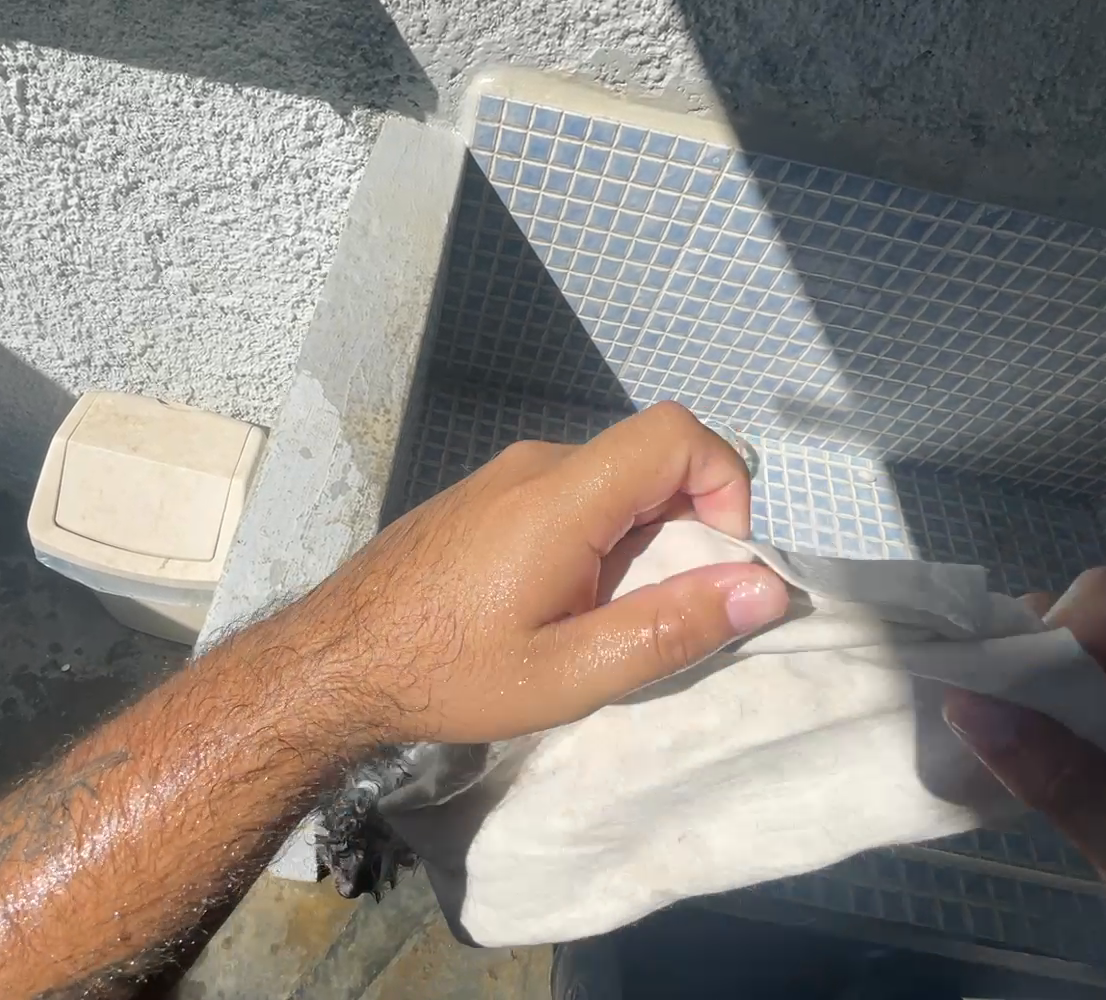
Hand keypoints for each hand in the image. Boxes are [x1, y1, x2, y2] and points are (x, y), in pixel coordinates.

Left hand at [289, 402, 788, 745]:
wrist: (339, 656)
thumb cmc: (449, 672)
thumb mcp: (569, 672)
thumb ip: (671, 627)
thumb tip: (766, 587)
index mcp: (562, 497)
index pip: (675, 433)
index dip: (722, 481)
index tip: (712, 557)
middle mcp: (535, 464)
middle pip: (646, 459)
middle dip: (680, 525)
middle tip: (650, 606)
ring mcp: (503, 475)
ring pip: (608, 479)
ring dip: (633, 535)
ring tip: (594, 611)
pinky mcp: (484, 494)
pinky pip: (566, 492)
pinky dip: (593, 532)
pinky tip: (551, 595)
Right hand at [944, 567, 1105, 999]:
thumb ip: (1062, 779)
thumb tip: (959, 703)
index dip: (1057, 632)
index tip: (1011, 693)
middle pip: (1099, 629)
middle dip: (1031, 664)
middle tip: (992, 722)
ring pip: (1089, 671)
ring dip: (1034, 699)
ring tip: (1002, 745)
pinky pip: (1096, 714)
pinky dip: (1050, 730)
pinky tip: (1029, 765)